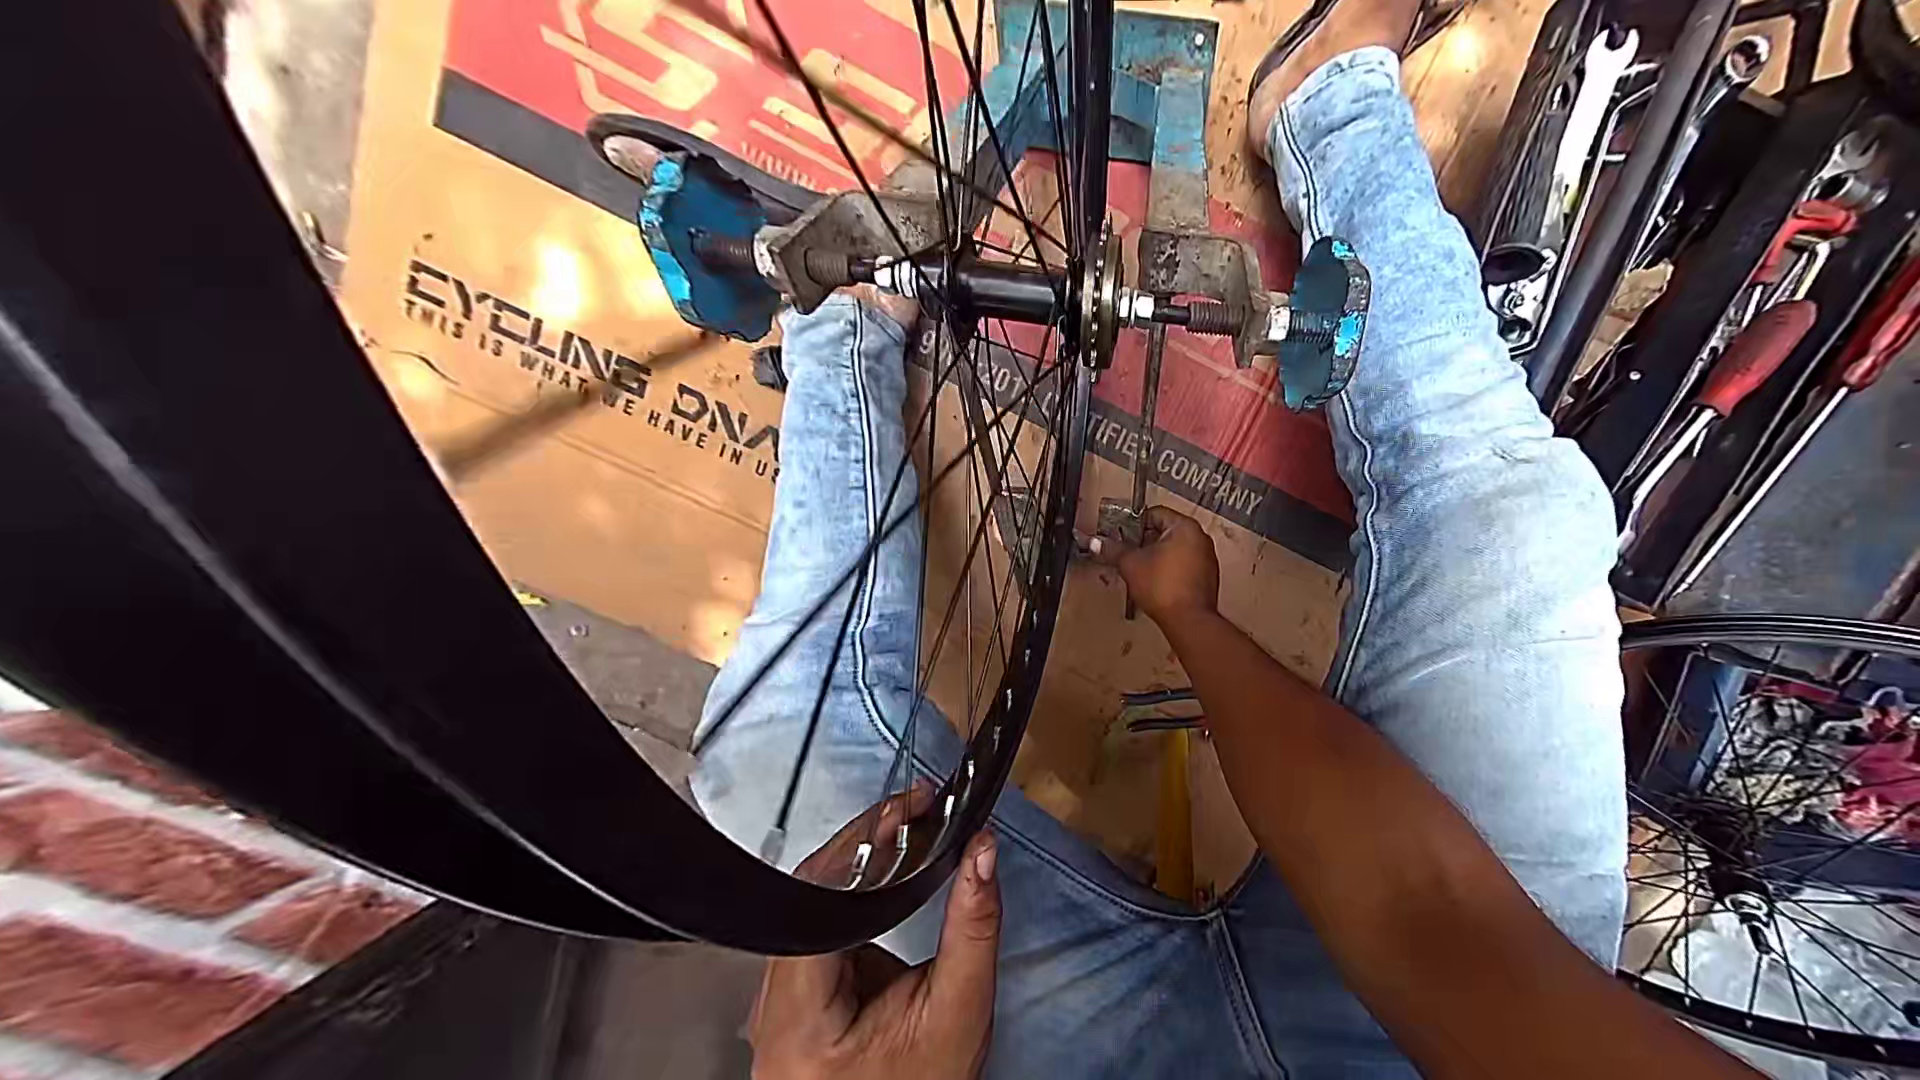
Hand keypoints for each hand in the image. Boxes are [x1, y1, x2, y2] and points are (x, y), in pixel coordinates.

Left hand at [749, 790, 1001, 1079]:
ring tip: (901, 830)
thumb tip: (982, 853)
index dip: (860, 845)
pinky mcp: (790, 994)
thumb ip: (972, 928)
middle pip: (812, 892)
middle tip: (911, 809)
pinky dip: (852, 890)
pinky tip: (882, 870)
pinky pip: (816, 920)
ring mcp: (775, 1001)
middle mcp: (771, 1010)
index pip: (819, 897)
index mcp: (800, 1021)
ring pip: (811, 901)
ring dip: (860, 862)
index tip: (904, 811)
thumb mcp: (958, 1012)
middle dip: (865, 843)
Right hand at [1095, 505, 1219, 624]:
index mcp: (1184, 527)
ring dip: (1155, 555)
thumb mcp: (1130, 563)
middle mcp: (1200, 538)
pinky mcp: (1207, 577)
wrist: (1187, 620)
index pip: (1155, 513)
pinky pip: (1183, 564)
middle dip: (1143, 540)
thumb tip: (1097, 543)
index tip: (1121, 534)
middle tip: (1126, 550)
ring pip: (1175, 548)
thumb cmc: (1163, 587)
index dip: (1134, 523)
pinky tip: (1154, 580)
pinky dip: (1168, 567)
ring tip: (1138, 567)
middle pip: (1165, 530)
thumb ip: (1113, 549)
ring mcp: (1206, 558)